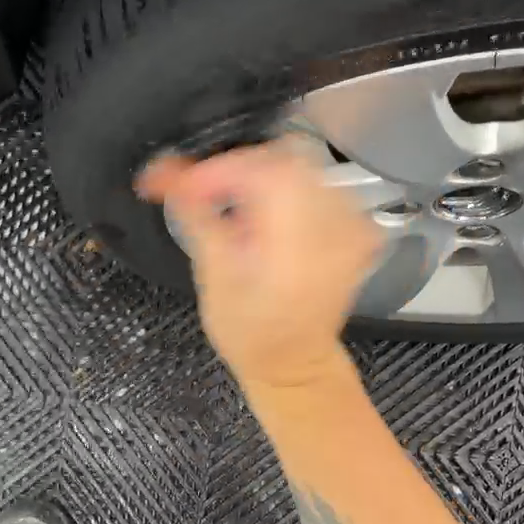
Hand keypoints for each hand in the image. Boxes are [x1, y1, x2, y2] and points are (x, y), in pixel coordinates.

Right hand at [136, 138, 382, 389]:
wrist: (293, 365)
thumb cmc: (249, 332)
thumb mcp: (214, 275)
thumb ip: (195, 213)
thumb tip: (167, 171)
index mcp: (298, 237)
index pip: (258, 168)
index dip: (214, 169)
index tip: (178, 180)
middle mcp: (335, 222)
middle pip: (282, 158)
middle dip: (237, 170)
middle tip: (206, 196)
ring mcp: (353, 224)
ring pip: (302, 168)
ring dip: (263, 182)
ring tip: (240, 218)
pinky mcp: (357, 229)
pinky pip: (320, 187)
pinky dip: (289, 194)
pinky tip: (271, 224)